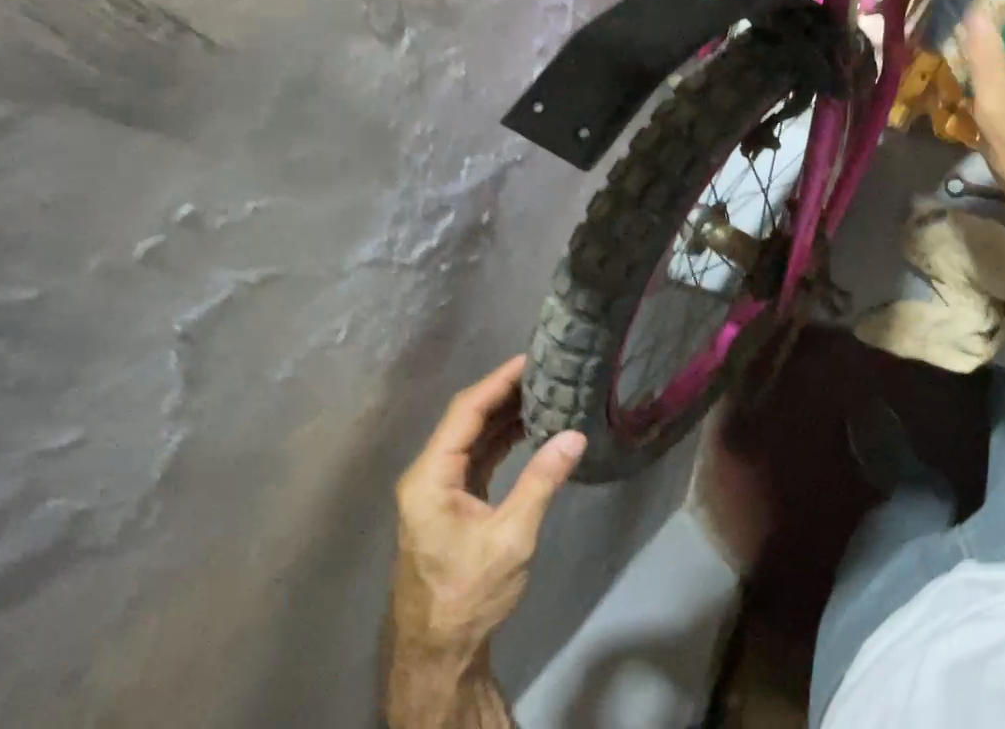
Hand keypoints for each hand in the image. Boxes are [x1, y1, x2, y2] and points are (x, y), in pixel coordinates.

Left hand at [386, 356, 584, 727]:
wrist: (440, 646)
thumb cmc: (469, 591)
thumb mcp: (511, 536)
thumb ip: (541, 482)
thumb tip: (575, 435)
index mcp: (431, 478)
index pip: (465, 413)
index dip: (498, 382)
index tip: (532, 358)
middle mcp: (429, 476)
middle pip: (467, 419)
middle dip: (505, 392)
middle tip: (549, 368)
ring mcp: (439, 490)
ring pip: (473, 437)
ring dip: (506, 414)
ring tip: (547, 389)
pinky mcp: (453, 503)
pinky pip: (478, 457)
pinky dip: (504, 438)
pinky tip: (532, 427)